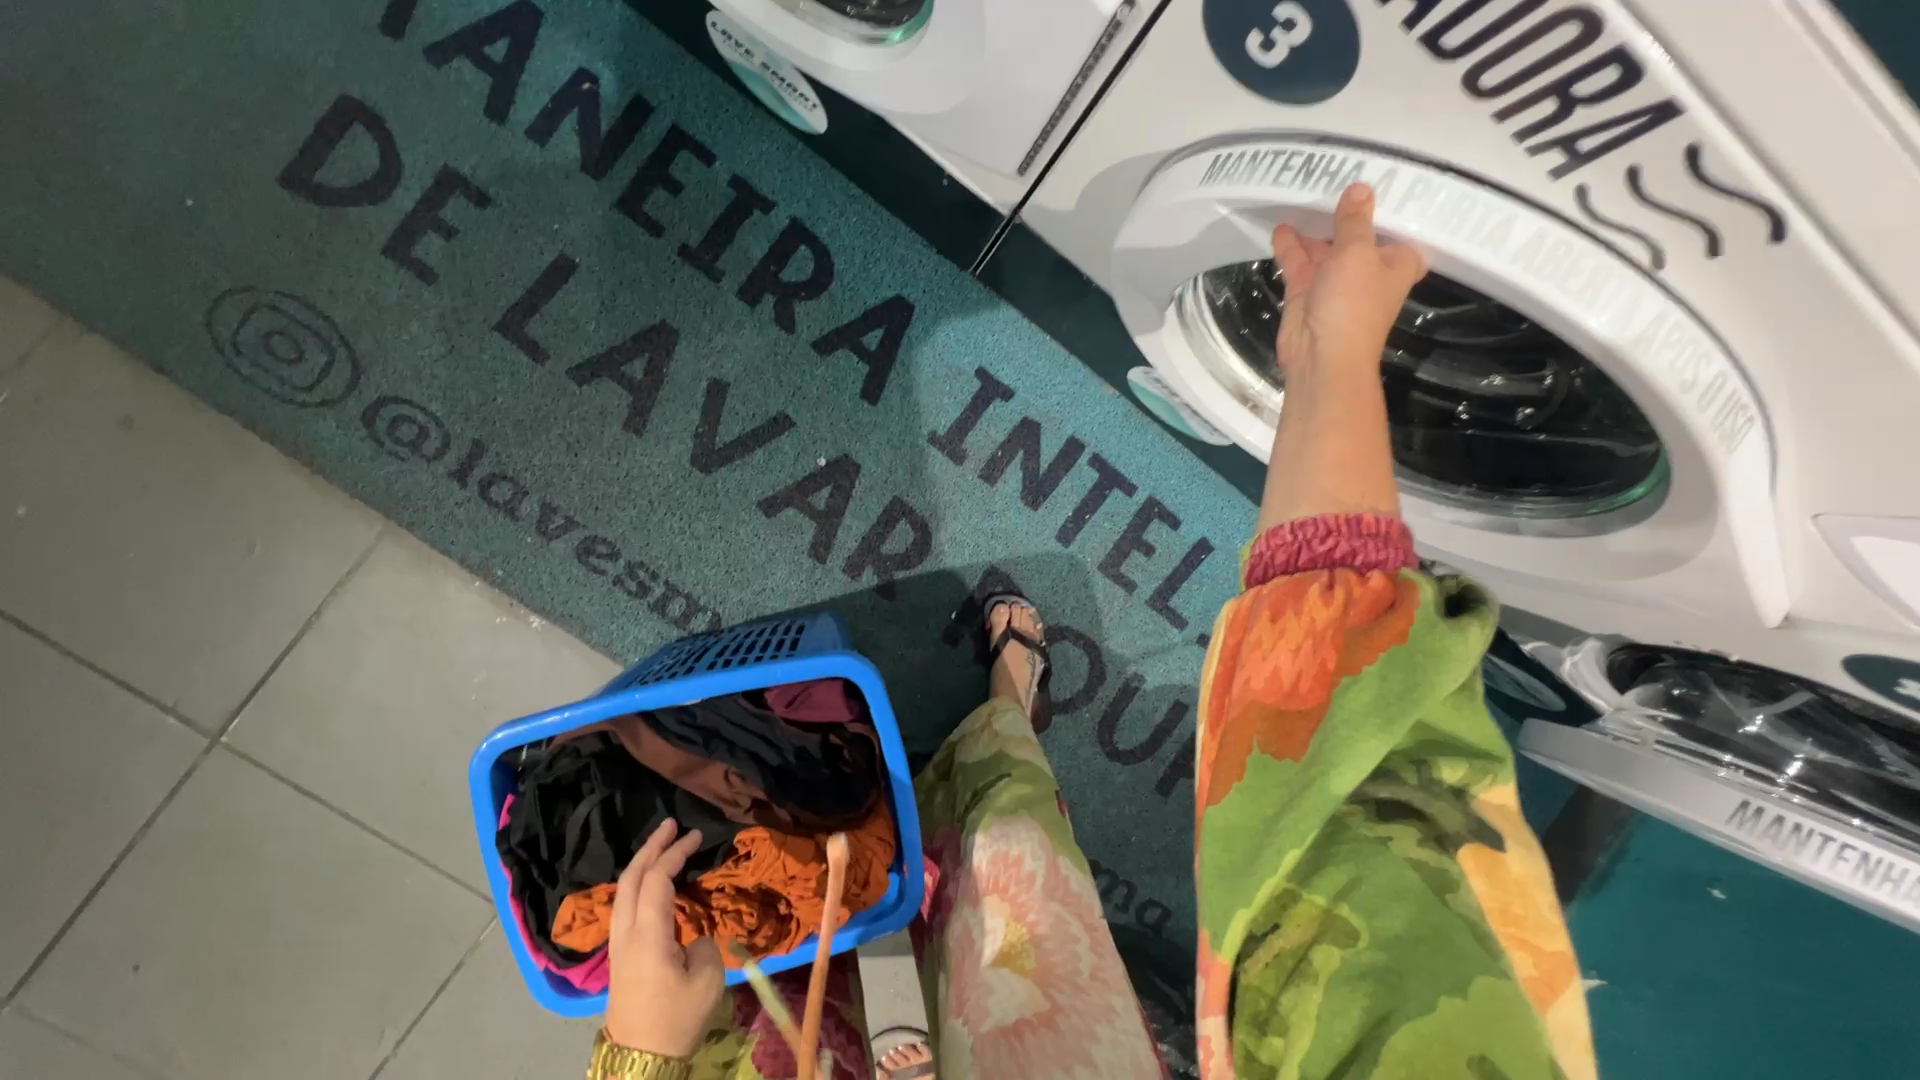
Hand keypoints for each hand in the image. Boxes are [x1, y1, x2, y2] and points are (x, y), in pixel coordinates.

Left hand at [604, 819, 725, 1058]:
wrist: (641, 1062)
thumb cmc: (677, 1020)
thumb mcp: (707, 980)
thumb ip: (704, 945)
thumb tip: (694, 938)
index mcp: (647, 935)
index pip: (657, 879)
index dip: (675, 853)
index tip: (696, 835)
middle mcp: (626, 934)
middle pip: (630, 879)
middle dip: (650, 848)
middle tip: (671, 824)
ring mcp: (618, 947)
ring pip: (622, 892)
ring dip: (641, 864)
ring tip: (661, 847)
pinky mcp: (619, 959)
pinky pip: (624, 907)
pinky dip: (638, 885)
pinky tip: (652, 884)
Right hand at [1270, 183, 1427, 379]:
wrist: (1321, 355)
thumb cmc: (1352, 303)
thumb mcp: (1358, 252)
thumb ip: (1354, 221)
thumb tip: (1360, 188)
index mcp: (1396, 261)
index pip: (1398, 227)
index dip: (1390, 205)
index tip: (1383, 175)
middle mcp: (1367, 269)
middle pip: (1357, 234)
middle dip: (1345, 211)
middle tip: (1334, 173)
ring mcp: (1334, 281)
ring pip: (1324, 247)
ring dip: (1314, 227)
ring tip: (1302, 193)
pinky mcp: (1306, 291)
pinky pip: (1298, 262)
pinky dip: (1290, 245)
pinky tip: (1281, 225)